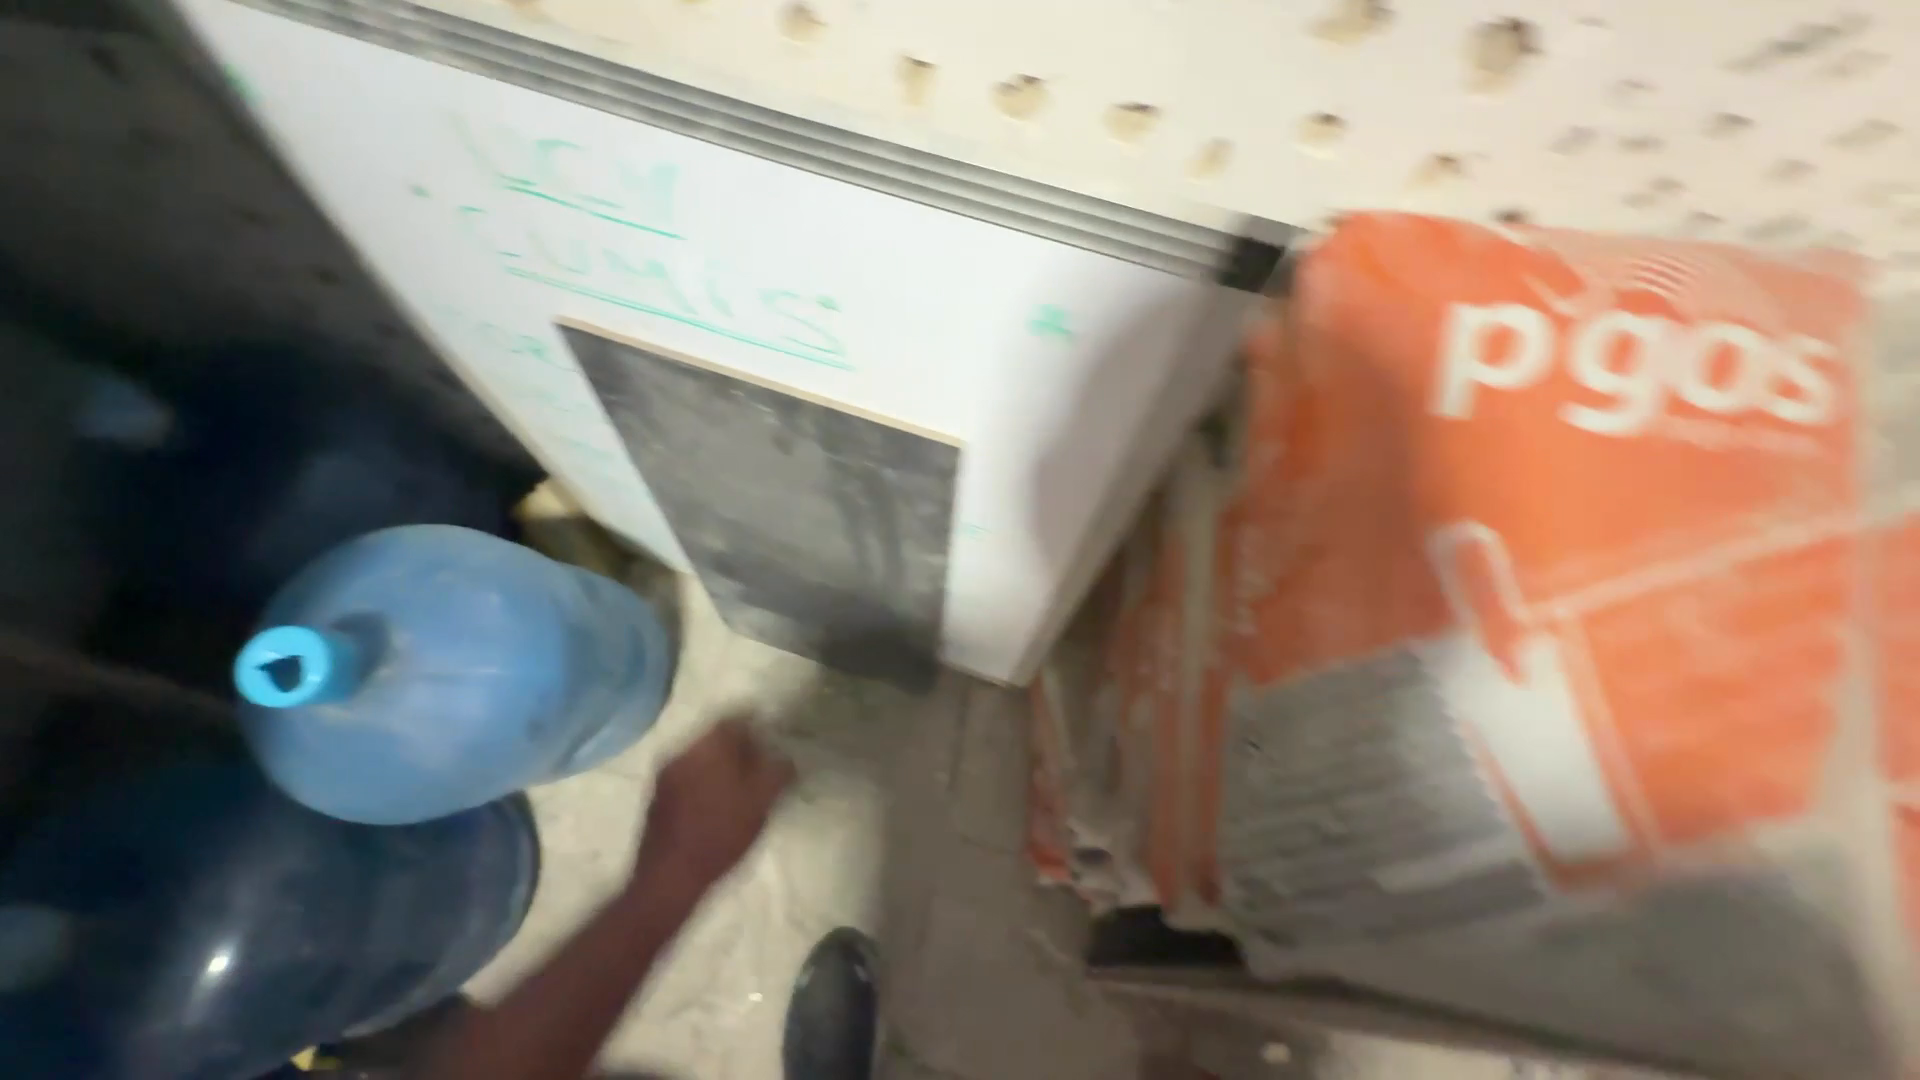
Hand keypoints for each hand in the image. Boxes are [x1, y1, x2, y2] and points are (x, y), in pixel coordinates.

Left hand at [629, 718, 795, 904]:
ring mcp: (665, 774)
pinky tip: (718, 801)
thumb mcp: (761, 804)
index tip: (772, 736)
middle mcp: (681, 752)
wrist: (669, 879)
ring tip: (742, 784)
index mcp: (707, 747)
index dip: (757, 723)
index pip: (735, 717)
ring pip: (701, 755)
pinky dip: (706, 779)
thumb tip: (786, 757)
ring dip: (722, 763)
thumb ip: (777, 772)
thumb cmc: (720, 836)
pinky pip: (688, 774)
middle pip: (716, 735)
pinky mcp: (656, 797)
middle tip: (761, 761)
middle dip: (740, 745)